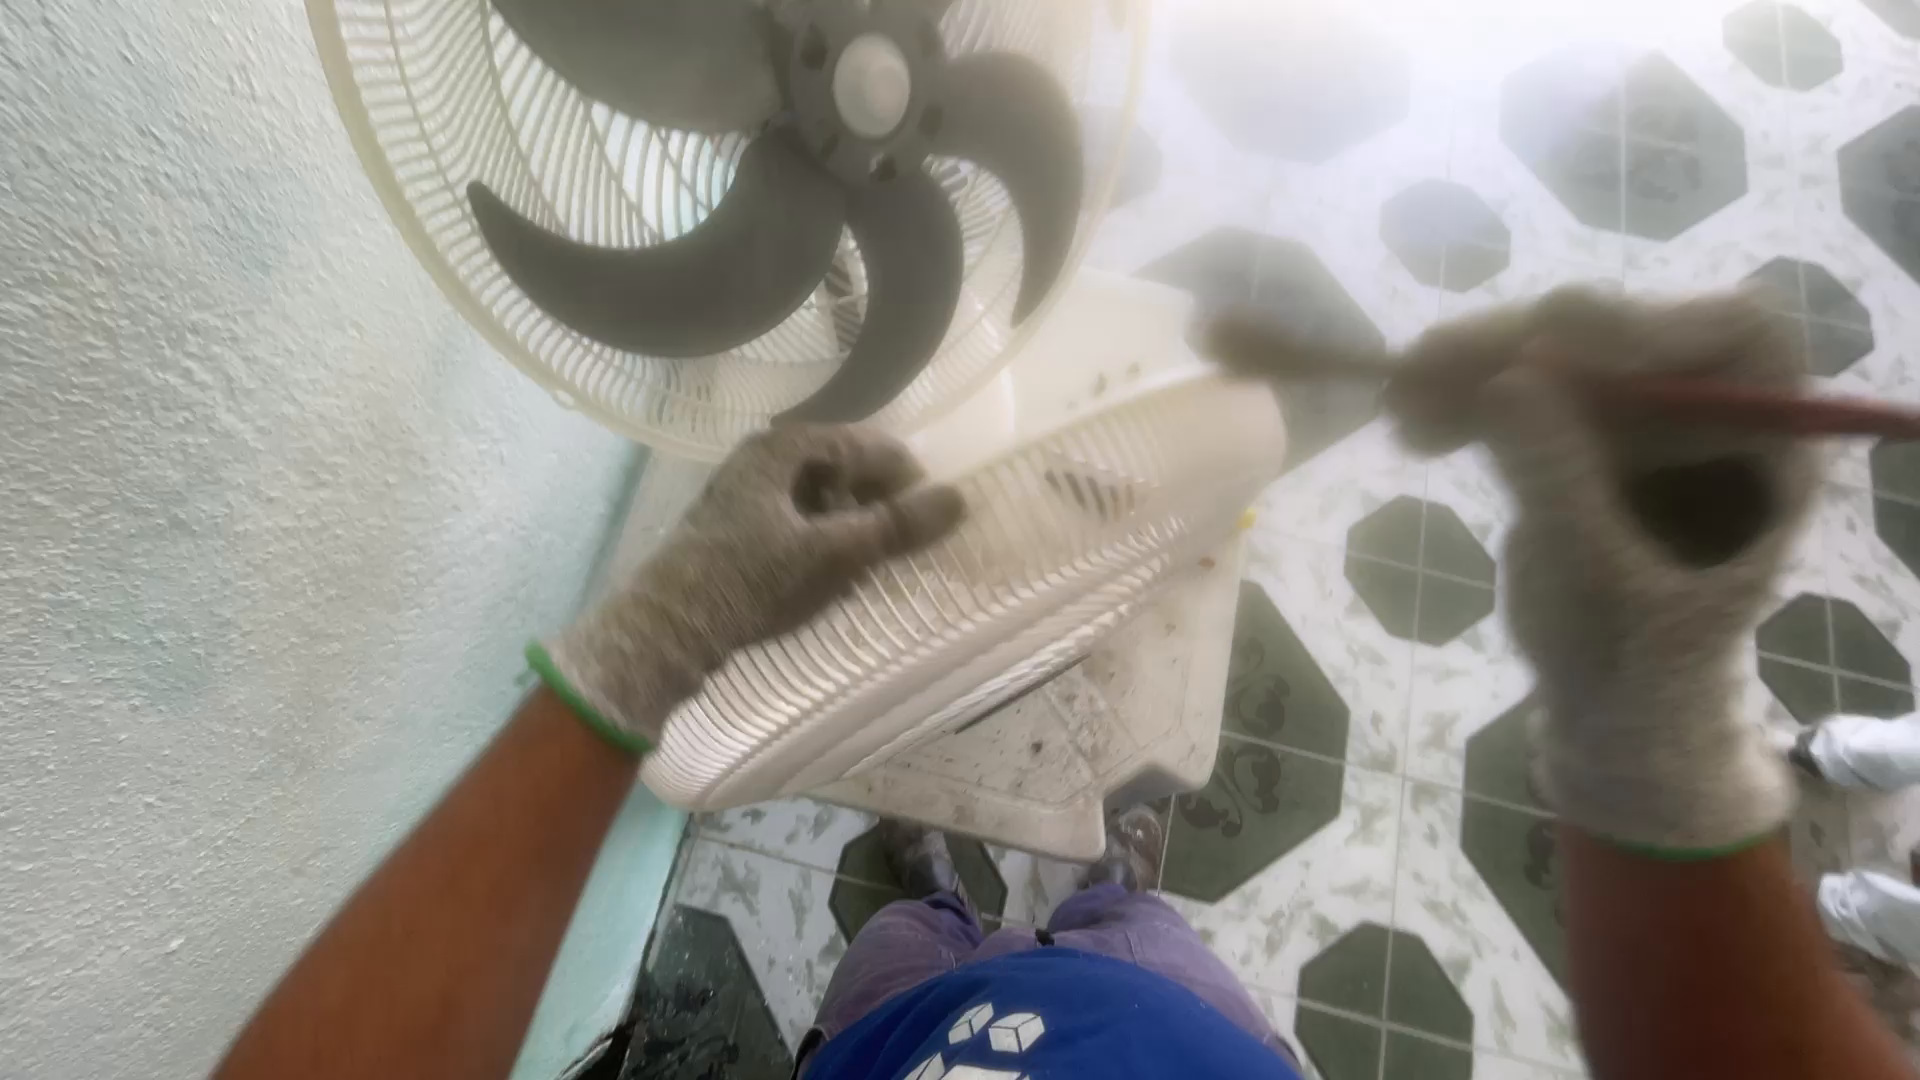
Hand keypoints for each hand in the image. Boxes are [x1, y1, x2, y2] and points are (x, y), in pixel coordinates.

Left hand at [535, 425, 965, 752]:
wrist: (668, 628)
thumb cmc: (753, 580)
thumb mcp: (834, 553)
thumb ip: (896, 527)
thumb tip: (957, 499)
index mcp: (787, 447)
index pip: (870, 446)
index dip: (907, 480)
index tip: (930, 519)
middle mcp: (766, 456)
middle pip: (846, 470)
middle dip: (878, 506)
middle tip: (898, 547)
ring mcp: (749, 490)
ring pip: (824, 497)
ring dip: (853, 527)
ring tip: (866, 566)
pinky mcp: (739, 524)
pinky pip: (800, 519)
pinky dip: (825, 541)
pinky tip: (830, 575)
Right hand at [1391, 287, 1819, 853]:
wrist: (1609, 699)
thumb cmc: (1632, 657)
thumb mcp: (1596, 576)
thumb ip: (1559, 478)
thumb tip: (1503, 381)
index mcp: (1761, 445)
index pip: (1727, 339)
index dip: (1636, 326)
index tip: (1540, 345)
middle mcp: (1701, 418)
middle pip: (1614, 341)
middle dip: (1514, 346)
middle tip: (1422, 365)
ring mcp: (1628, 430)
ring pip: (1549, 366)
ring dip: (1466, 374)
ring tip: (1397, 401)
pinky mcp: (1568, 446)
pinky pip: (1511, 405)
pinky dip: (1457, 408)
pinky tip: (1411, 428)